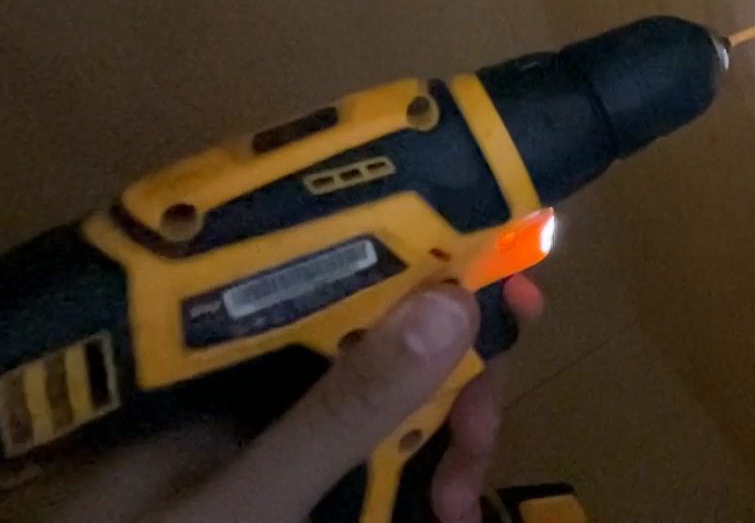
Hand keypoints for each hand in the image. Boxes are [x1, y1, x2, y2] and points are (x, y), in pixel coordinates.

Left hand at [46, 275, 542, 522]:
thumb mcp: (252, 498)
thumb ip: (345, 406)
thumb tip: (454, 299)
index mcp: (231, 358)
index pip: (349, 276)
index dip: (437, 266)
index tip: (512, 275)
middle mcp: (266, 378)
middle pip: (398, 333)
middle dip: (463, 374)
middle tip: (487, 422)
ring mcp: (293, 423)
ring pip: (409, 386)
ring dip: (459, 428)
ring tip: (464, 491)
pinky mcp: (317, 465)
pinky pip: (397, 438)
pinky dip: (436, 465)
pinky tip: (450, 502)